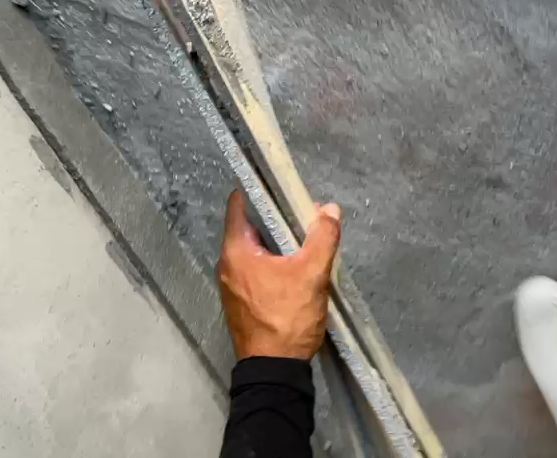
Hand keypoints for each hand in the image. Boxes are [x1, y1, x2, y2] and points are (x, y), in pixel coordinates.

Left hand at [216, 190, 341, 360]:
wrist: (274, 373)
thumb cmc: (287, 317)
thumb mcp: (312, 273)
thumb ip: (322, 237)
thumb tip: (329, 209)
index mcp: (236, 251)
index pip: (238, 204)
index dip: (258, 189)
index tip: (279, 183)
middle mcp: (227, 264)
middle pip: (250, 226)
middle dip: (276, 217)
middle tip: (303, 213)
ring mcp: (231, 285)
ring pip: (254, 249)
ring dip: (277, 242)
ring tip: (304, 239)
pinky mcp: (240, 302)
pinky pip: (255, 268)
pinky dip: (272, 261)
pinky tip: (295, 267)